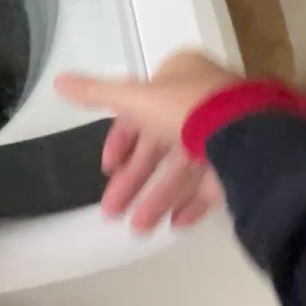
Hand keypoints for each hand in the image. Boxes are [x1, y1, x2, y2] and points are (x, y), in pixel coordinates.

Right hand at [54, 50, 239, 231]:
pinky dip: (190, 204)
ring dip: (156, 197)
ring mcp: (224, 134)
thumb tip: (57, 81)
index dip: (119, 141)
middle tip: (111, 209)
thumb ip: (95, 93)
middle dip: (134, 179)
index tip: (107, 168)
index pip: (138, 110)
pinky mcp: (242, 163)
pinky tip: (173, 224)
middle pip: (157, 145)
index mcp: (177, 78)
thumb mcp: (132, 97)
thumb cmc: (185, 107)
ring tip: (137, 228)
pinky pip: (209, 186)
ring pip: (180, 170)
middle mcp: (201, 103)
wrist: (249, 135)